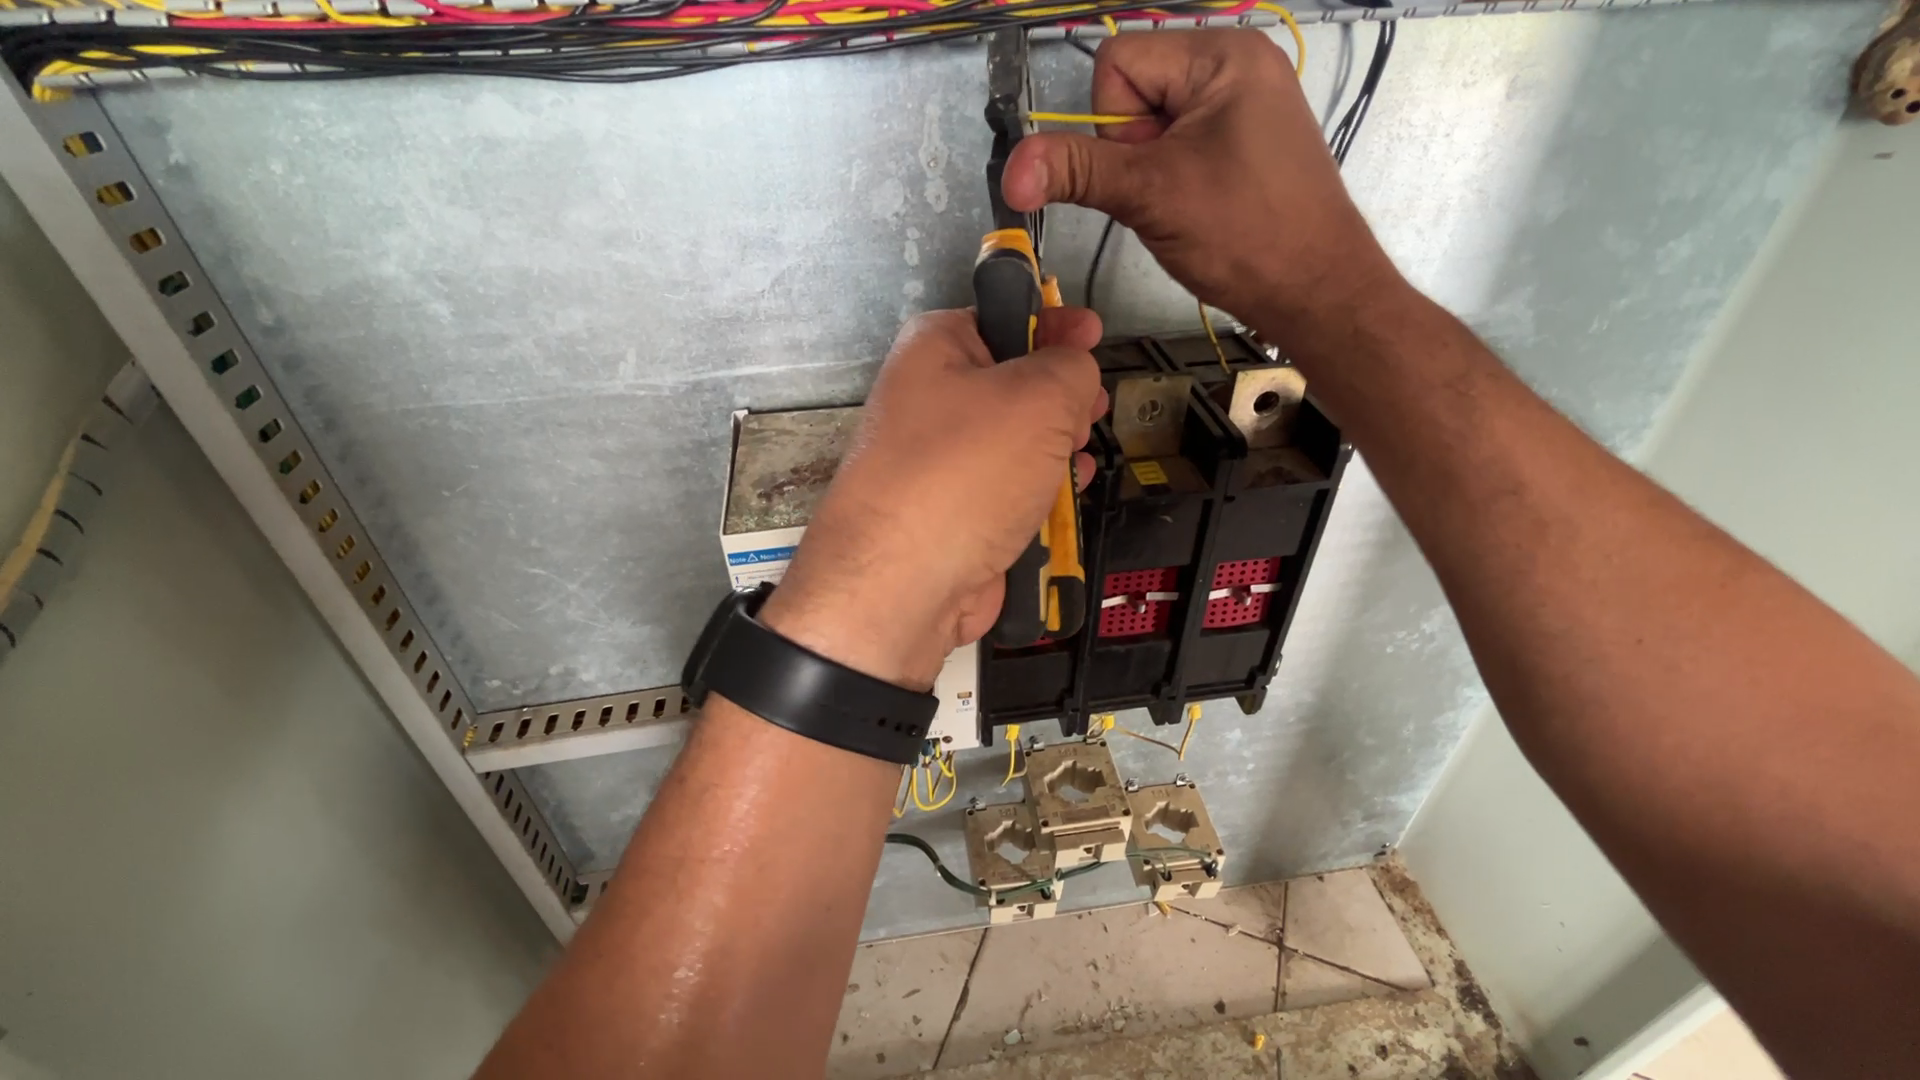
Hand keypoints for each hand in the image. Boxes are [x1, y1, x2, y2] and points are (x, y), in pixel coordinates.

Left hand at [758, 308, 1106, 688]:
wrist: (905, 584)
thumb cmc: (964, 473)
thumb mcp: (1038, 397)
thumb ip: (1071, 366)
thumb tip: (1075, 368)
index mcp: (935, 347)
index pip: (1003, 313)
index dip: (1054, 321)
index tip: (1094, 332)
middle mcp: (930, 399)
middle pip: (1014, 381)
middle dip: (1060, 394)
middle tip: (1088, 407)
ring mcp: (941, 461)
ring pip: (1016, 440)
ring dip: (1054, 447)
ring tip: (1078, 454)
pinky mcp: (955, 512)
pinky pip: (1007, 488)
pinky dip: (1038, 491)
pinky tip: (1063, 494)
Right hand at [1001, 30, 1403, 346]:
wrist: (1318, 291)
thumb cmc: (1243, 235)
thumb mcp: (1150, 197)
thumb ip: (1076, 172)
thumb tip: (1010, 170)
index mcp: (1221, 55)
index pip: (1118, 62)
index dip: (1115, 124)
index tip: (1149, 170)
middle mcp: (1236, 64)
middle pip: (1134, 91)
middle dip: (1134, 150)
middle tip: (1169, 192)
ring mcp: (1245, 103)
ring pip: (1153, 125)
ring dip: (1151, 170)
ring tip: (1186, 204)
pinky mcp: (1246, 140)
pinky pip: (1181, 145)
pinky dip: (1173, 178)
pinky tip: (1197, 207)